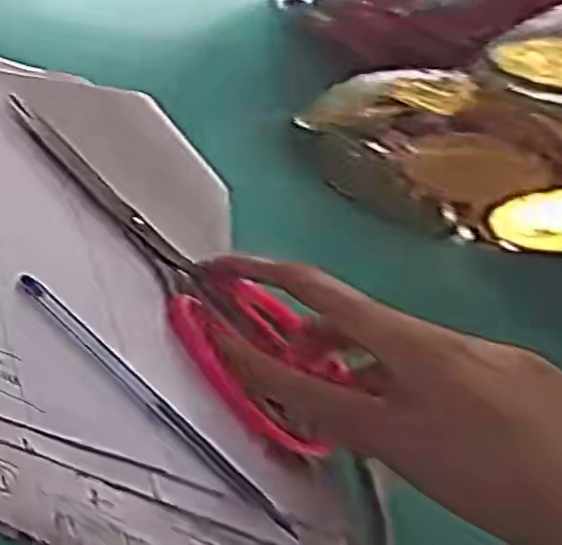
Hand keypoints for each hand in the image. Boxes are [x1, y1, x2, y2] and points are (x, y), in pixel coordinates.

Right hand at [208, 255, 561, 544]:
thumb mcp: (377, 433)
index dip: (250, 269)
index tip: (214, 269)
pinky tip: (419, 429)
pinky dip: (409, 389)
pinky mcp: (535, 392)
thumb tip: (226, 348)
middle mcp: (453, 339)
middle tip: (291, 368)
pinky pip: (445, 373)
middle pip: (353, 319)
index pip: (306, 281)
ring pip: (399, 350)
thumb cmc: (501, 475)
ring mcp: (501, 364)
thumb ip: (291, 386)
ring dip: (360, 370)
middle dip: (310, 341)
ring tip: (355, 410)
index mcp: (407, 338)